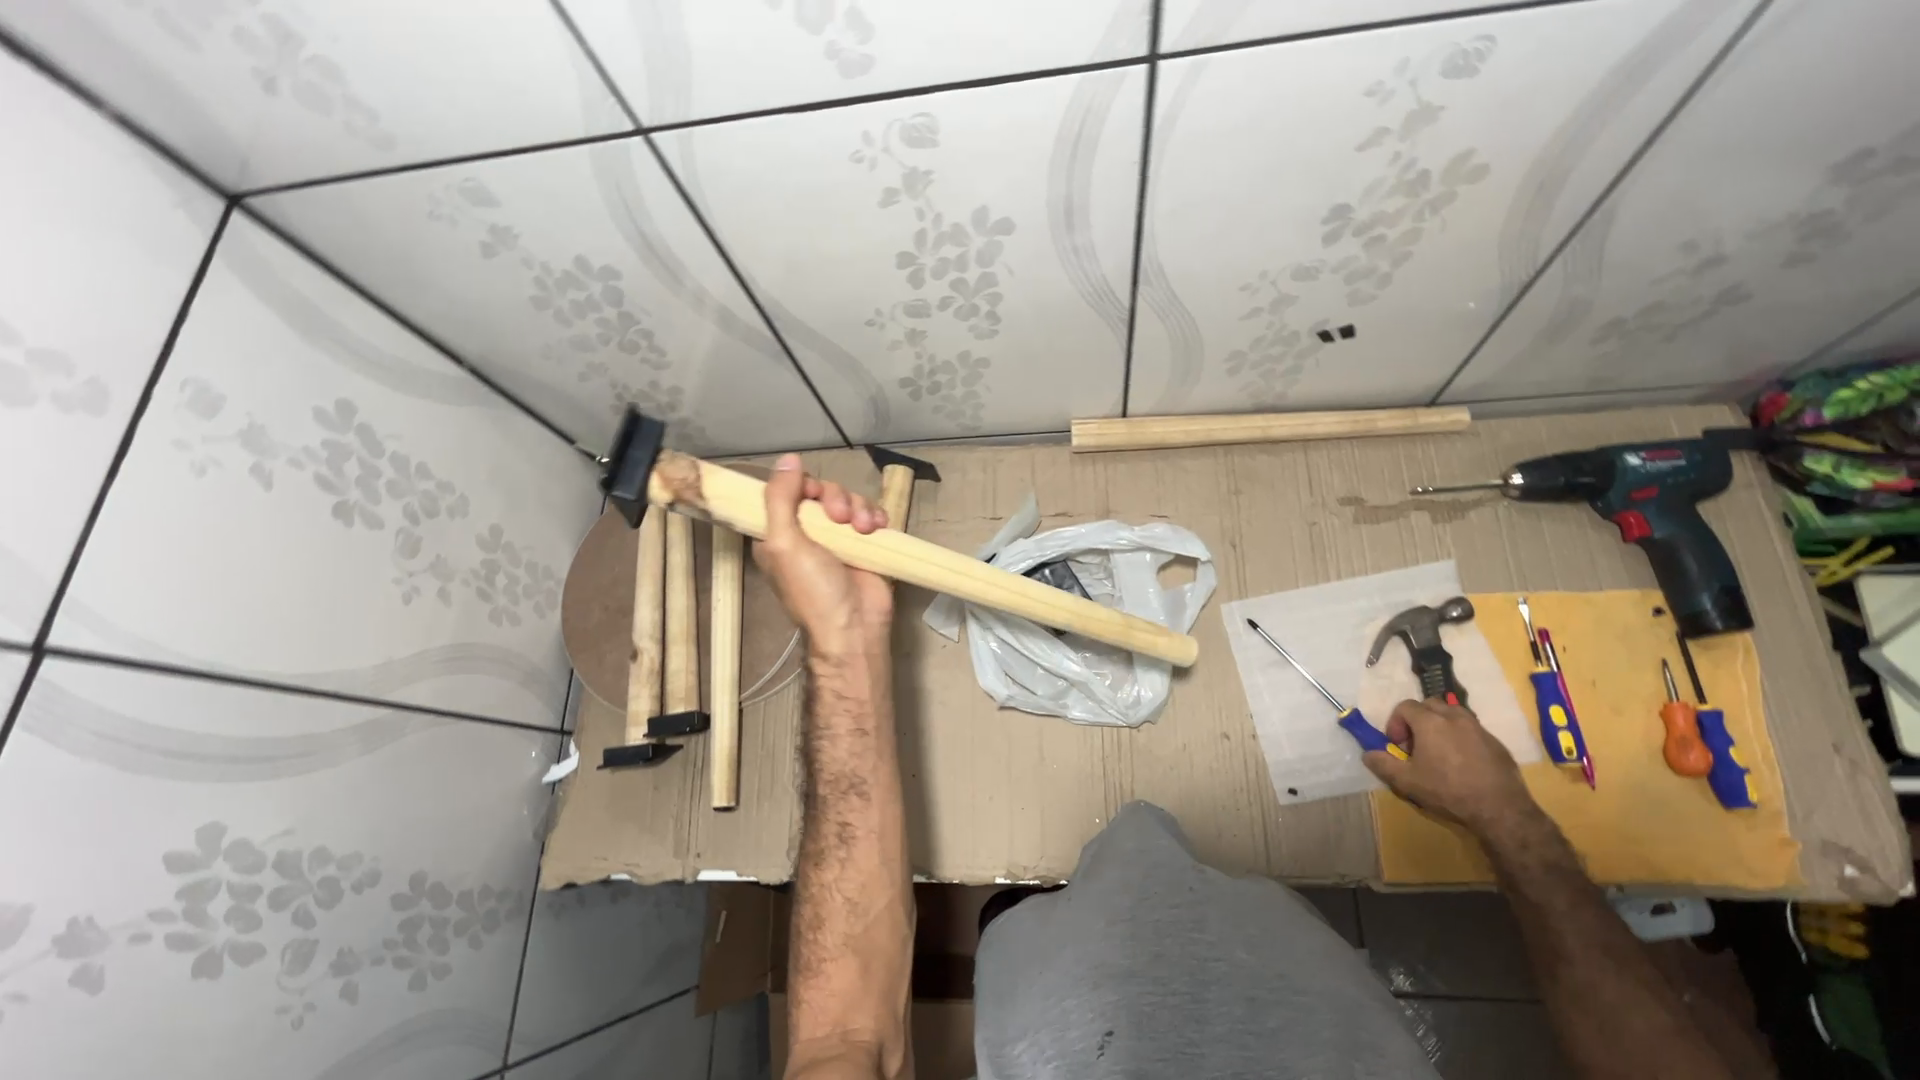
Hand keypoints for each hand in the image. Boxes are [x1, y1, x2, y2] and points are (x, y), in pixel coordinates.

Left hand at [753, 453, 892, 660]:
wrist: (855, 626)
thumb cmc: (813, 590)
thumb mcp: (784, 543)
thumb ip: (780, 499)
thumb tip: (787, 460)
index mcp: (779, 534)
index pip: (788, 492)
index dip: (802, 487)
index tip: (812, 496)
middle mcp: (807, 534)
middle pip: (822, 492)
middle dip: (835, 498)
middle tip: (841, 518)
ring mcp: (838, 539)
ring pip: (849, 501)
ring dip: (859, 508)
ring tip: (864, 529)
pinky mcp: (866, 545)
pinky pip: (871, 514)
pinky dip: (876, 516)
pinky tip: (878, 528)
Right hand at [1362, 698, 1539, 834]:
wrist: (1500, 809)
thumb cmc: (1447, 791)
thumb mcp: (1406, 782)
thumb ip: (1382, 764)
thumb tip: (1368, 754)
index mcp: (1430, 722)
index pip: (1405, 706)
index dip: (1395, 723)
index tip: (1398, 746)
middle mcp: (1455, 717)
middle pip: (1429, 704)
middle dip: (1418, 720)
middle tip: (1417, 746)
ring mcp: (1478, 728)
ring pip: (1453, 713)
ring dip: (1440, 725)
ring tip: (1439, 751)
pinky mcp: (1496, 742)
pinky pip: (1471, 729)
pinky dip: (1461, 737)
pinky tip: (1462, 763)